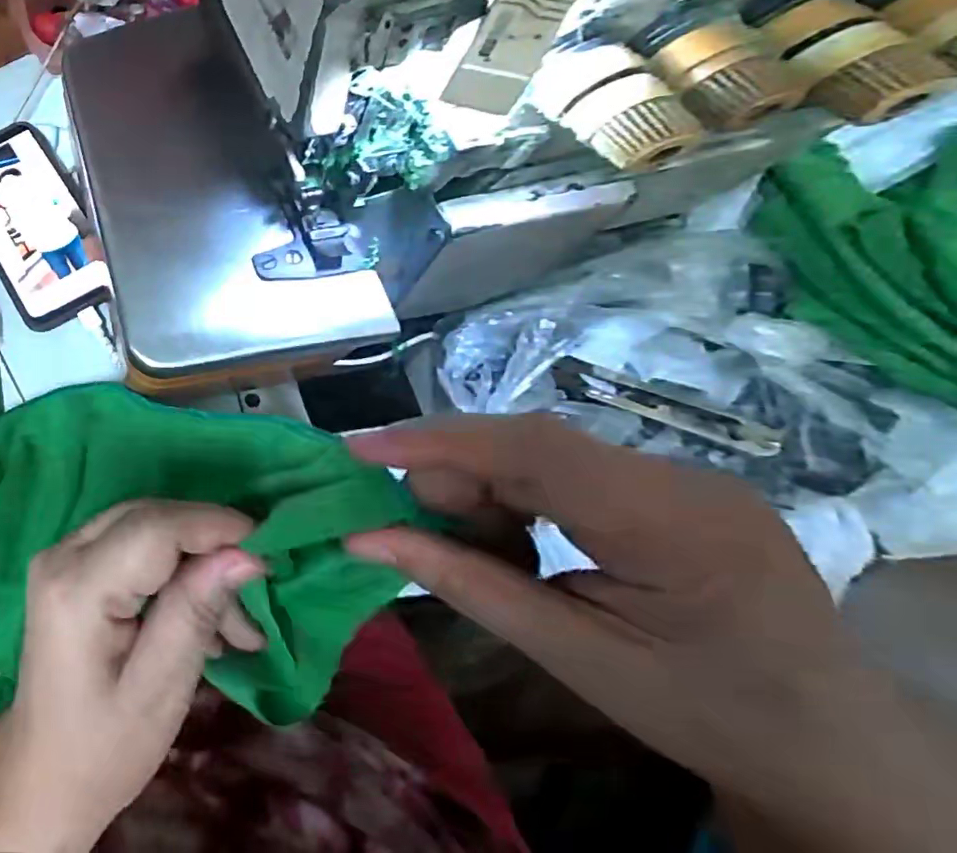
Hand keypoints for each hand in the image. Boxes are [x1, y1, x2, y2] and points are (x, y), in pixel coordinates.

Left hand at [0, 501, 265, 852]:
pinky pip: (129, 543)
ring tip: (238, 626)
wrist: (45, 768)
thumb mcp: (160, 688)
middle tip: (257, 598)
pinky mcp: (69, 566)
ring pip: (142, 525)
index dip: (215, 527)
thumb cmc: (103, 745)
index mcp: (75, 586)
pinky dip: (172, 568)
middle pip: (148, 518)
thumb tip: (245, 555)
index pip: (154, 528)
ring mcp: (60, 555)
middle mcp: (61, 554)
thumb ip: (195, 612)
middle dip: (209, 545)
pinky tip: (203, 616)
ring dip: (194, 560)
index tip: (272, 552)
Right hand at [345, 414, 956, 852]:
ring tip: (480, 550)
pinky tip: (516, 542)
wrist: (830, 745)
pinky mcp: (665, 483)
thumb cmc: (702, 712)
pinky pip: (558, 467)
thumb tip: (359, 538)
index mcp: (677, 526)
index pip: (534, 451)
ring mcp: (678, 475)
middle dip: (453, 477)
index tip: (355, 450)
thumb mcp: (570, 654)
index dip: (434, 440)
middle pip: (525, 444)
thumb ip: (461, 583)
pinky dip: (511, 496)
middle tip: (420, 530)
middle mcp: (681, 479)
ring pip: (533, 451)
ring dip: (480, 489)